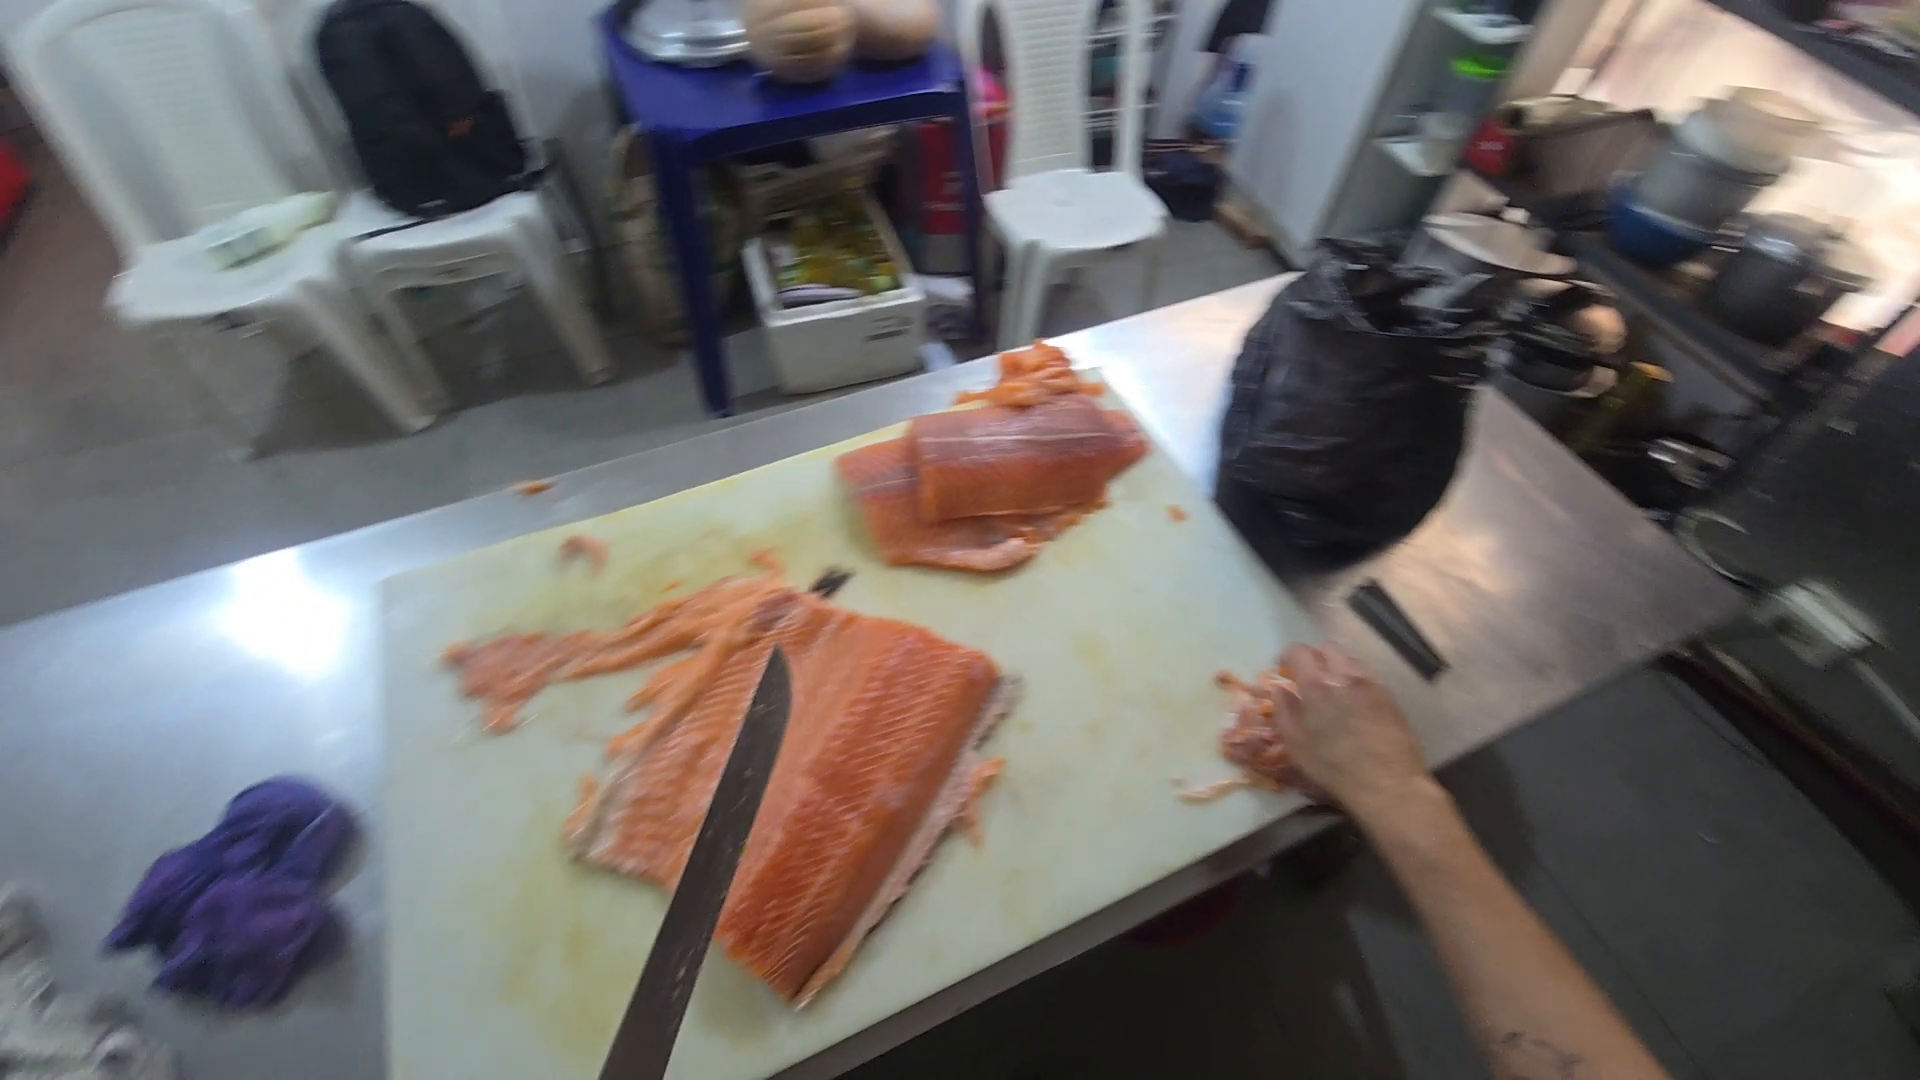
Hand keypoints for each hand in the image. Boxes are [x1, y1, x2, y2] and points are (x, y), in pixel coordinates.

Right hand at [1269, 644, 1435, 828]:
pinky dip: (1355, 680)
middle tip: (1306, 675)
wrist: (1387, 783)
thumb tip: (1279, 688)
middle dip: (1314, 656)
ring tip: (1331, 688)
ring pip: (1350, 660)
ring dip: (1336, 667)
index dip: (1287, 655)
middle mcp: (1345, 677)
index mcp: (1316, 685)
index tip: (1282, 667)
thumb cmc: (1333, 765)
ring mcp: (1371, 685)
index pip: (1299, 651)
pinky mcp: (1390, 698)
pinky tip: (1353, 701)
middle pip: (1327, 648)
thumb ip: (1283, 710)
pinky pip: (1368, 677)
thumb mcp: (1295, 742)